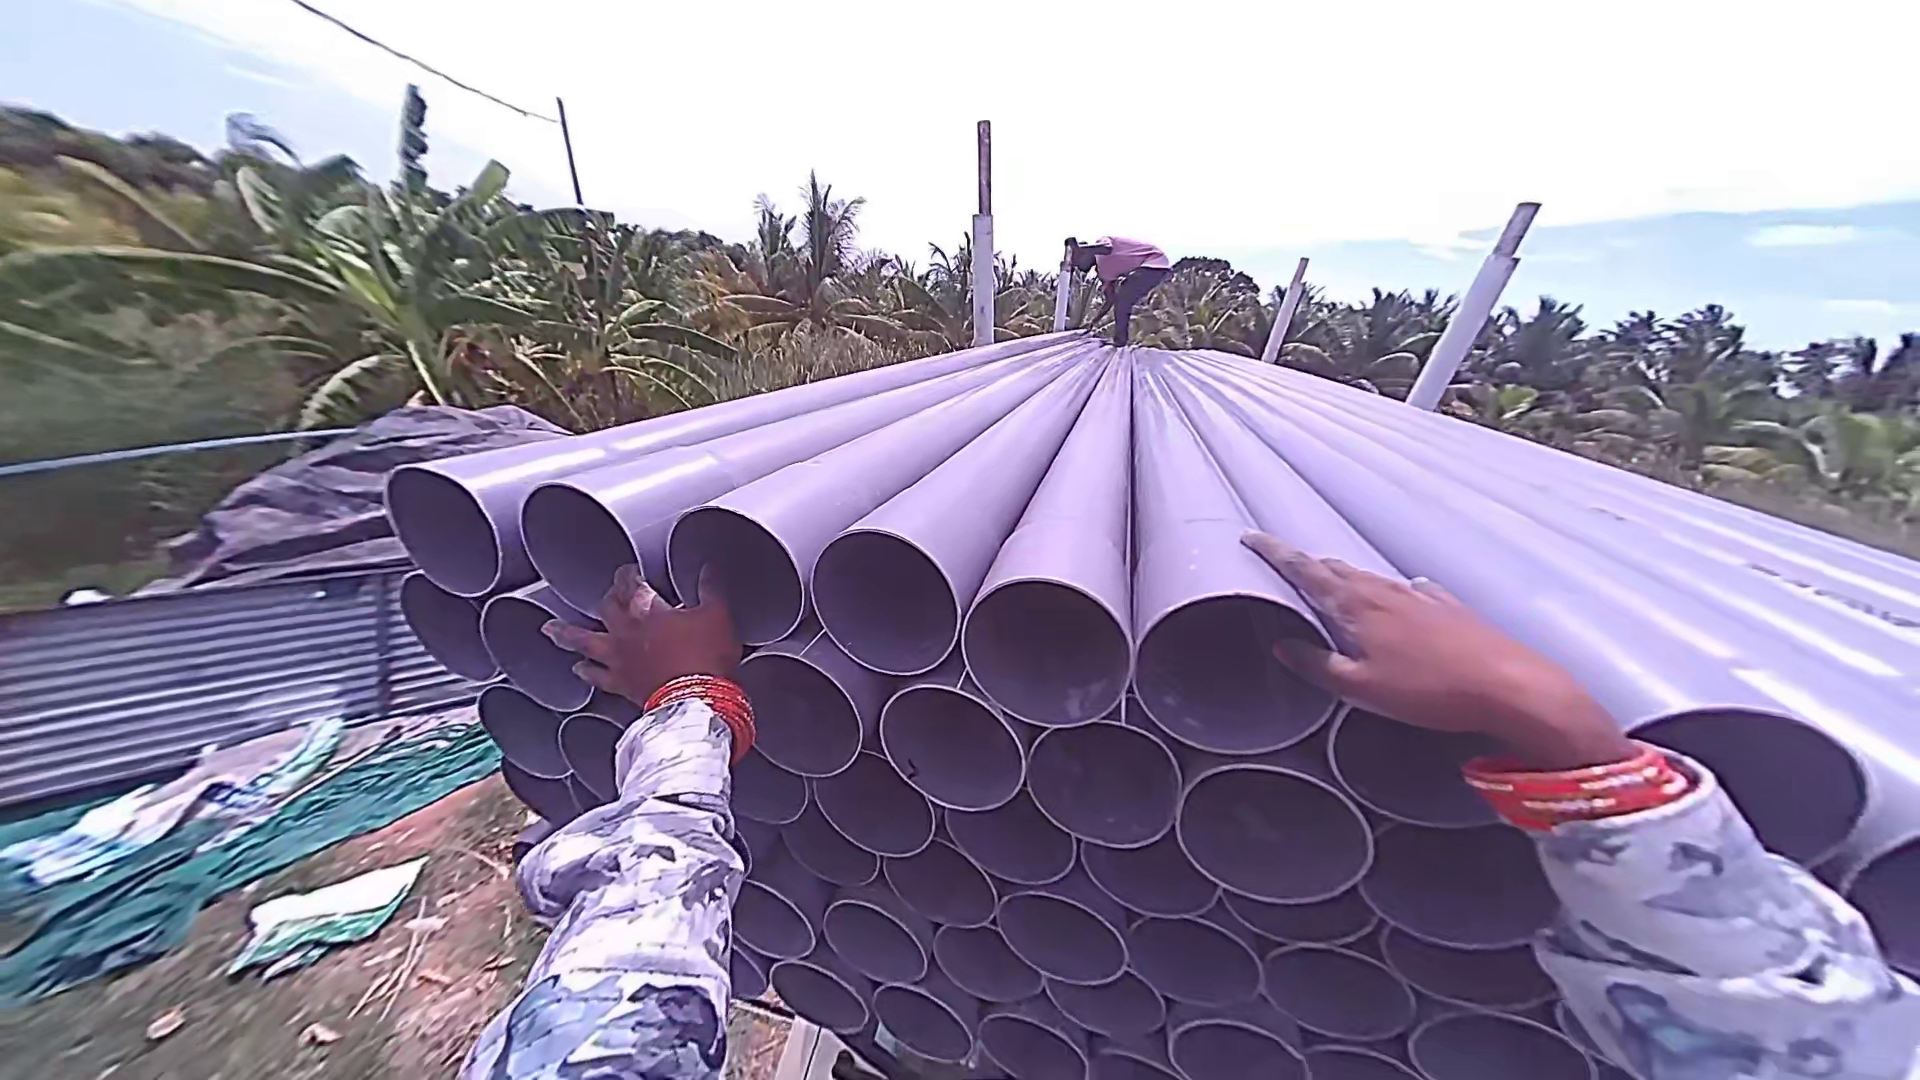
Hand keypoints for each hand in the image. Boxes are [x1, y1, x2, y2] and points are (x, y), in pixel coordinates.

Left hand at [542, 564, 741, 706]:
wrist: (697, 699)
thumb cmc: (707, 656)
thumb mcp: (718, 615)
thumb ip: (710, 589)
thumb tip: (708, 569)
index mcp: (649, 611)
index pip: (631, 584)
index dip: (627, 575)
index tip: (628, 571)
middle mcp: (627, 632)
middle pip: (607, 608)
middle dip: (607, 597)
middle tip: (608, 592)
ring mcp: (619, 659)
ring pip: (584, 641)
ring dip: (567, 633)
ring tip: (552, 629)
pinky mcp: (620, 683)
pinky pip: (595, 676)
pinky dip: (585, 671)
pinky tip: (579, 668)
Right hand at [1241, 532, 1635, 769]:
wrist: (1516, 689)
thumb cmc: (1428, 690)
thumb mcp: (1358, 687)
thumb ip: (1315, 664)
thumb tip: (1281, 646)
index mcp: (1354, 605)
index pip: (1303, 569)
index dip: (1273, 552)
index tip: (1250, 537)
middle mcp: (1382, 590)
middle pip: (1333, 567)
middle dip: (1303, 563)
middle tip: (1283, 565)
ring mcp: (1417, 595)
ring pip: (1366, 576)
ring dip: (1340, 576)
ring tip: (1328, 583)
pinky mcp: (1447, 606)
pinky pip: (1405, 589)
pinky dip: (1386, 590)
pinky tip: (1397, 594)